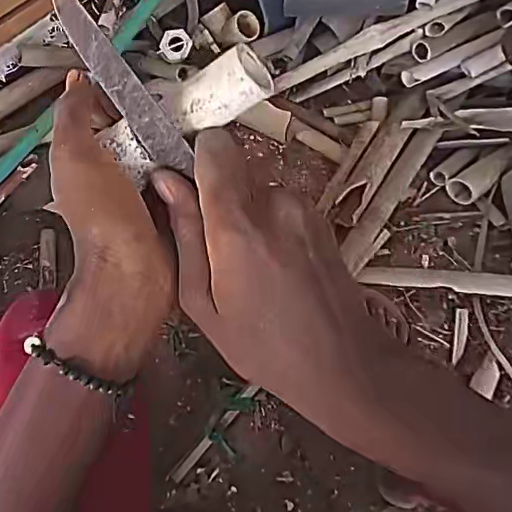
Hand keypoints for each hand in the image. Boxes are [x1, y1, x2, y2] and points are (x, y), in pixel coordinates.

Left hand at [45, 71, 176, 380]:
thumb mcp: (75, 157)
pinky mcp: (175, 205)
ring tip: (191, 132)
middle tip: (174, 109)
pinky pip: (189, 174)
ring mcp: (148, 190)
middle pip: (142, 129)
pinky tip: (201, 159)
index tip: (141, 87)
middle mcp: (118, 175)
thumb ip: (72, 116)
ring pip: (169, 149)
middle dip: (159, 118)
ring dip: (180, 142)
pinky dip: (195, 166)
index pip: (105, 113)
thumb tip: (75, 81)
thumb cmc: (102, 225)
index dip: (122, 97)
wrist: (137, 274)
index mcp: (87, 161)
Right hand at [152, 128, 398, 411]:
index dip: (192, 157)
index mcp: (238, 224)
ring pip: (253, 184)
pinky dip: (265, 220)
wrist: (345, 364)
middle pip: (232, 163)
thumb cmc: (263, 345)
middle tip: (210, 241)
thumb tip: (165, 181)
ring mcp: (302, 205)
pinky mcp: (318, 214)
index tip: (180, 184)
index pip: (213, 147)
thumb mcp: (203, 302)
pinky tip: (270, 263)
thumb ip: (184, 233)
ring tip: (243, 261)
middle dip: (214, 191)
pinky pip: (275, 200)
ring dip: (241, 210)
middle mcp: (274, 202)